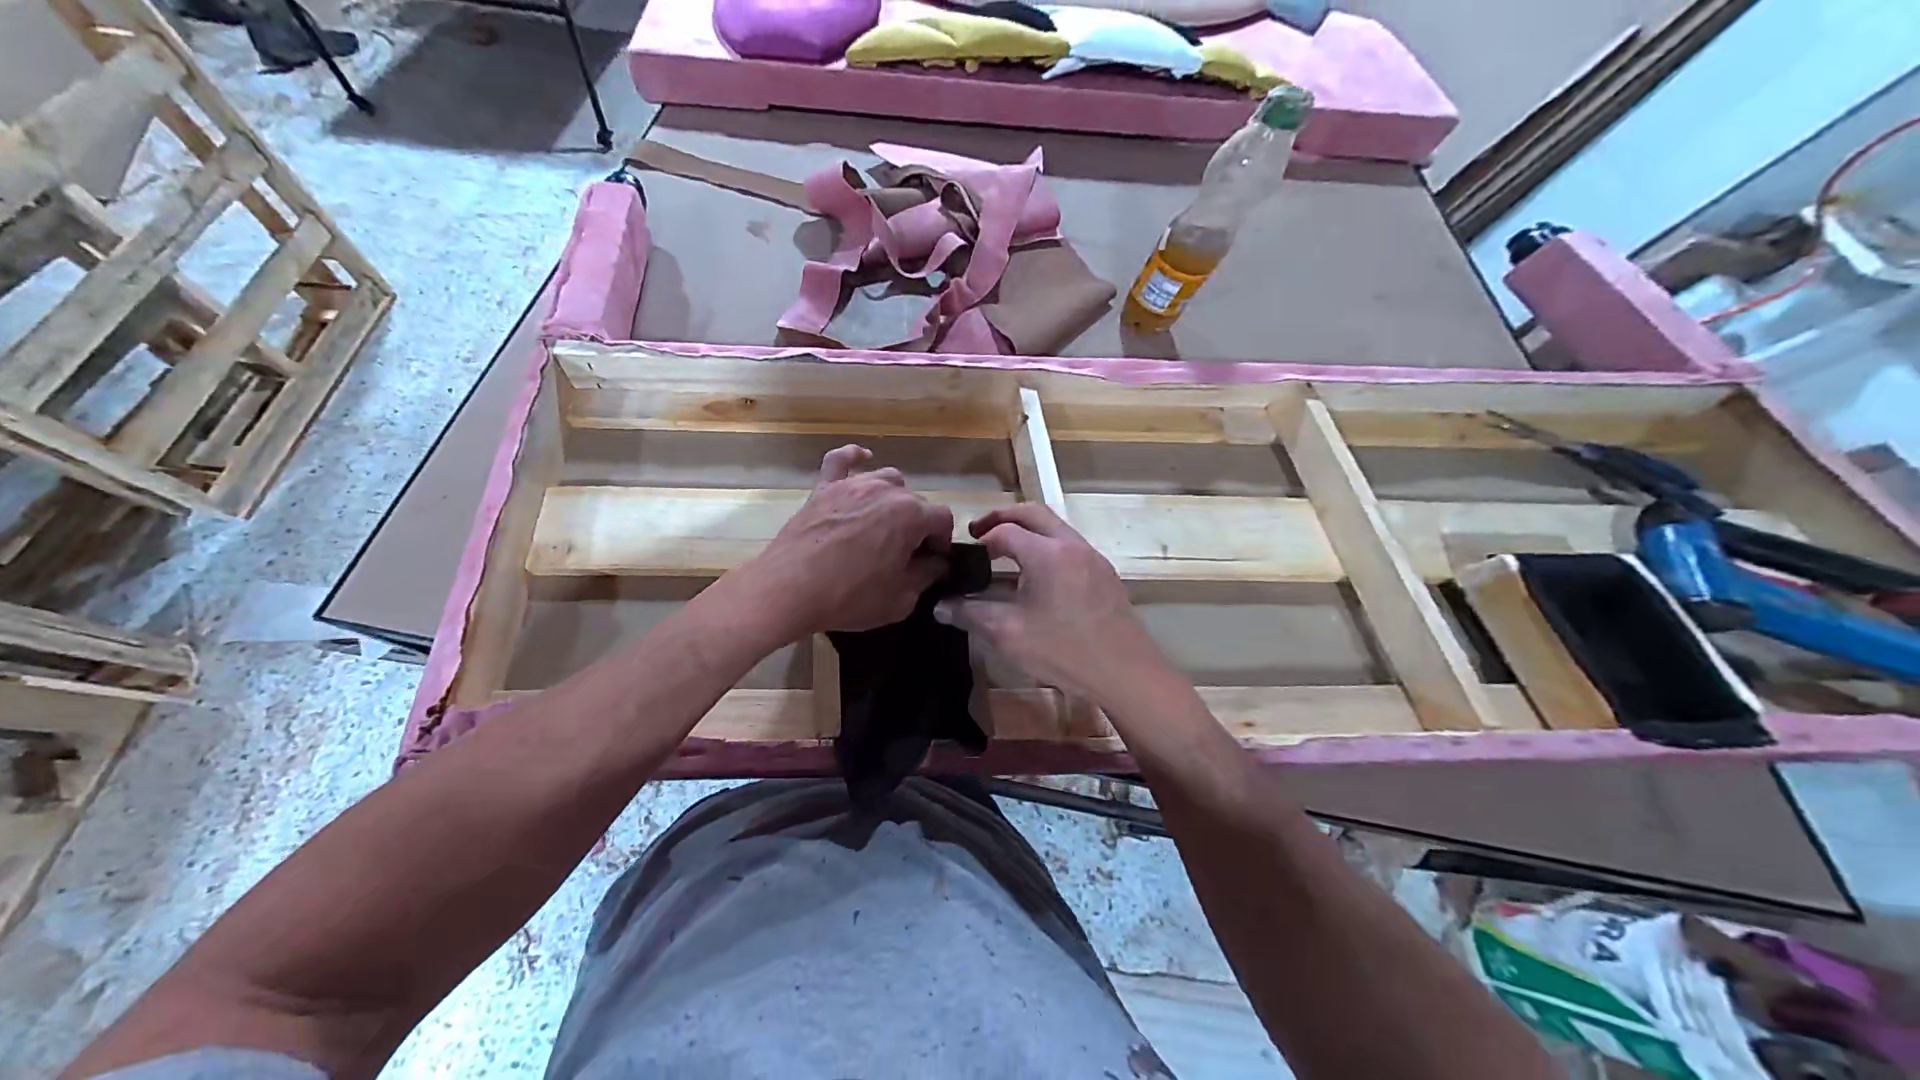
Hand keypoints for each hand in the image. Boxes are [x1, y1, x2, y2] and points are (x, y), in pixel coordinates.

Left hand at [738, 445, 954, 638]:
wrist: (790, 590)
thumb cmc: (850, 597)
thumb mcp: (901, 599)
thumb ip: (926, 575)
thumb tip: (936, 564)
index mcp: (912, 515)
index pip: (942, 518)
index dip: (942, 540)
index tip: (933, 560)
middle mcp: (886, 491)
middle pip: (915, 501)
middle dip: (918, 525)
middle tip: (906, 553)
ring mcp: (852, 485)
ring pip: (886, 480)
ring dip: (894, 499)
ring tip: (885, 523)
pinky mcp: (823, 489)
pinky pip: (840, 461)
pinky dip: (853, 456)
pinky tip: (862, 457)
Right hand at [933, 504, 1167, 703]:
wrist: (1125, 673)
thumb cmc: (1063, 651)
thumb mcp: (1008, 634)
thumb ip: (970, 615)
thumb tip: (940, 606)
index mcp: (1047, 553)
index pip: (1006, 531)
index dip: (982, 539)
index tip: (965, 555)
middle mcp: (1072, 545)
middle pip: (1033, 513)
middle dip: (1003, 517)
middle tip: (980, 533)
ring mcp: (1093, 558)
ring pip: (1055, 527)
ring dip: (1028, 530)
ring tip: (1005, 552)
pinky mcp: (1104, 575)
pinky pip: (1070, 546)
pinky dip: (1047, 546)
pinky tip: (1036, 577)